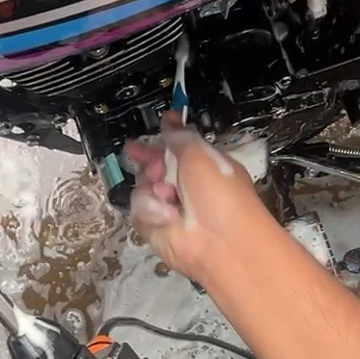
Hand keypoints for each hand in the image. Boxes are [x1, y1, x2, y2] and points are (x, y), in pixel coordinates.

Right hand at [123, 114, 273, 283]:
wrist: (221, 241)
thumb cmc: (219, 193)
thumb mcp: (200, 154)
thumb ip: (180, 135)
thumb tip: (170, 117)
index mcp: (200, 167)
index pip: (171, 151)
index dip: (156, 145)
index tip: (141, 140)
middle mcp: (183, 188)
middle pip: (151, 168)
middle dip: (150, 165)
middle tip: (157, 170)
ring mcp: (167, 208)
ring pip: (141, 187)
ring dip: (154, 189)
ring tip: (169, 196)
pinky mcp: (154, 228)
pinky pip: (138, 209)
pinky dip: (152, 210)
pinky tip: (168, 216)